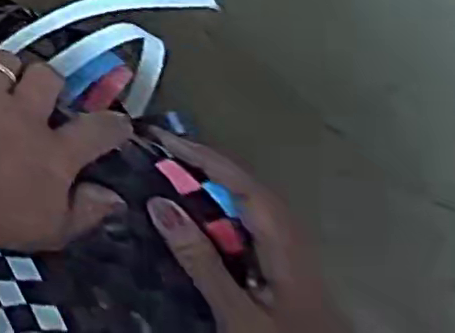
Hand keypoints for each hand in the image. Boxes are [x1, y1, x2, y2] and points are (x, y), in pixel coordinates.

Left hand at [0, 43, 131, 252]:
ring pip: (7, 59)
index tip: (117, 120)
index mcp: (56, 152)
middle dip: (48, 79)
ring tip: (3, 78)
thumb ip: (87, 211)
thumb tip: (114, 196)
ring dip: (8, 66)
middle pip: (47, 75)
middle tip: (39, 91)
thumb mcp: (52, 229)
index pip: (98, 129)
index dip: (113, 123)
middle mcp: (25, 115)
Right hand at [147, 130, 347, 332]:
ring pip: (252, 215)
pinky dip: (215, 214)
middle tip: (157, 151)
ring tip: (166, 176)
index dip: (206, 159)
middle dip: (207, 167)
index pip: (249, 192)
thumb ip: (201, 262)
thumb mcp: (238, 316)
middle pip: (254, 197)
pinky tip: (192, 221)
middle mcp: (297, 257)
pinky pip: (247, 234)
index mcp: (290, 258)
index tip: (161, 138)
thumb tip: (158, 202)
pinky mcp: (285, 286)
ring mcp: (294, 273)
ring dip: (210, 189)